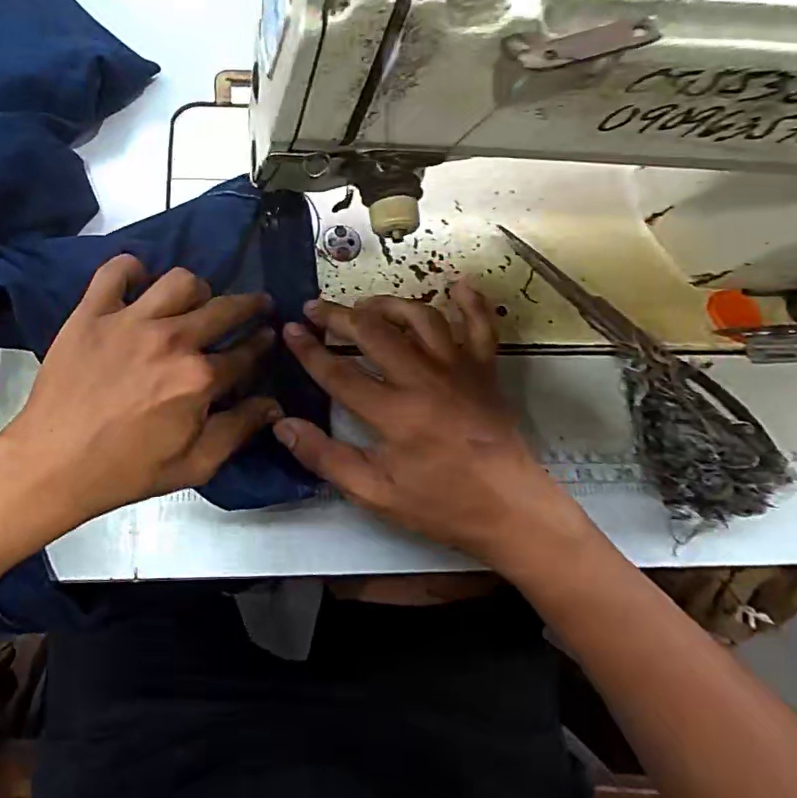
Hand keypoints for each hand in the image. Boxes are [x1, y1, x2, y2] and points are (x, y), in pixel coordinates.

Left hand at [0, 255, 281, 523]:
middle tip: (254, 305)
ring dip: (196, 289)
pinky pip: (116, 270)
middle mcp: (171, 340)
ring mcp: (129, 320)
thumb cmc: (124, 470)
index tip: (266, 337)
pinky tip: (138, 282)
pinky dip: (131, 269)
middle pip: (224, 308)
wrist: (53, 463)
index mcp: (199, 378)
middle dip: (249, 305)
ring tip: (194, 301)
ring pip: (180, 281)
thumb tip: (272, 405)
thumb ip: (238, 431)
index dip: (261, 344)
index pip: (246, 352)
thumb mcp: (193, 465)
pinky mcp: (92, 312)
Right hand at [273, 280, 600, 576]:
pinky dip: (470, 303)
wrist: (513, 512)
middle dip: (338, 316)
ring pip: (420, 318)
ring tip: (364, 305)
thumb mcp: (374, 493)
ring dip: (387, 304)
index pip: (339, 373)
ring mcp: (459, 370)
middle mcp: (425, 380)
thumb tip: (284, 426)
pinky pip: (479, 327)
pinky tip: (456, 286)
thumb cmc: (440, 505)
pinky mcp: (484, 371)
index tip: (289, 329)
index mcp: (395, 413)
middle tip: (314, 308)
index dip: (309, 350)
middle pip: (374, 332)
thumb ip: (325, 458)